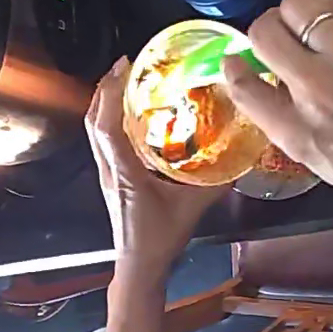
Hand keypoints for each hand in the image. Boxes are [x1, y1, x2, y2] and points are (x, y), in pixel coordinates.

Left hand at [86, 58, 228, 274]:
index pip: (108, 125)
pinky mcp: (110, 180)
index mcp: (123, 172)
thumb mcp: (192, 208)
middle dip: (105, 89)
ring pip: (95, 131)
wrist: (139, 265)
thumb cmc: (160, 238)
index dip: (112, 92)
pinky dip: (111, 121)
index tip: (125, 65)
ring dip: (105, 104)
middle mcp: (108, 168)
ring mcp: (105, 174)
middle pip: (94, 121)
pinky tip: (132, 118)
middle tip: (126, 67)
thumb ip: (214, 184)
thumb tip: (238, 160)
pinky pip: (104, 142)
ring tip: (126, 85)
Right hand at [224, 0, 332, 245]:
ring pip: (306, 1)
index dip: (239, 66)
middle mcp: (319, 92)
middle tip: (302, 38)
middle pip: (266, 28)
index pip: (244, 85)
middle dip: (277, 29)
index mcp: (302, 135)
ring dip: (318, 14)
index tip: (241, 60)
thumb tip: (271, 82)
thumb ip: (295, 126)